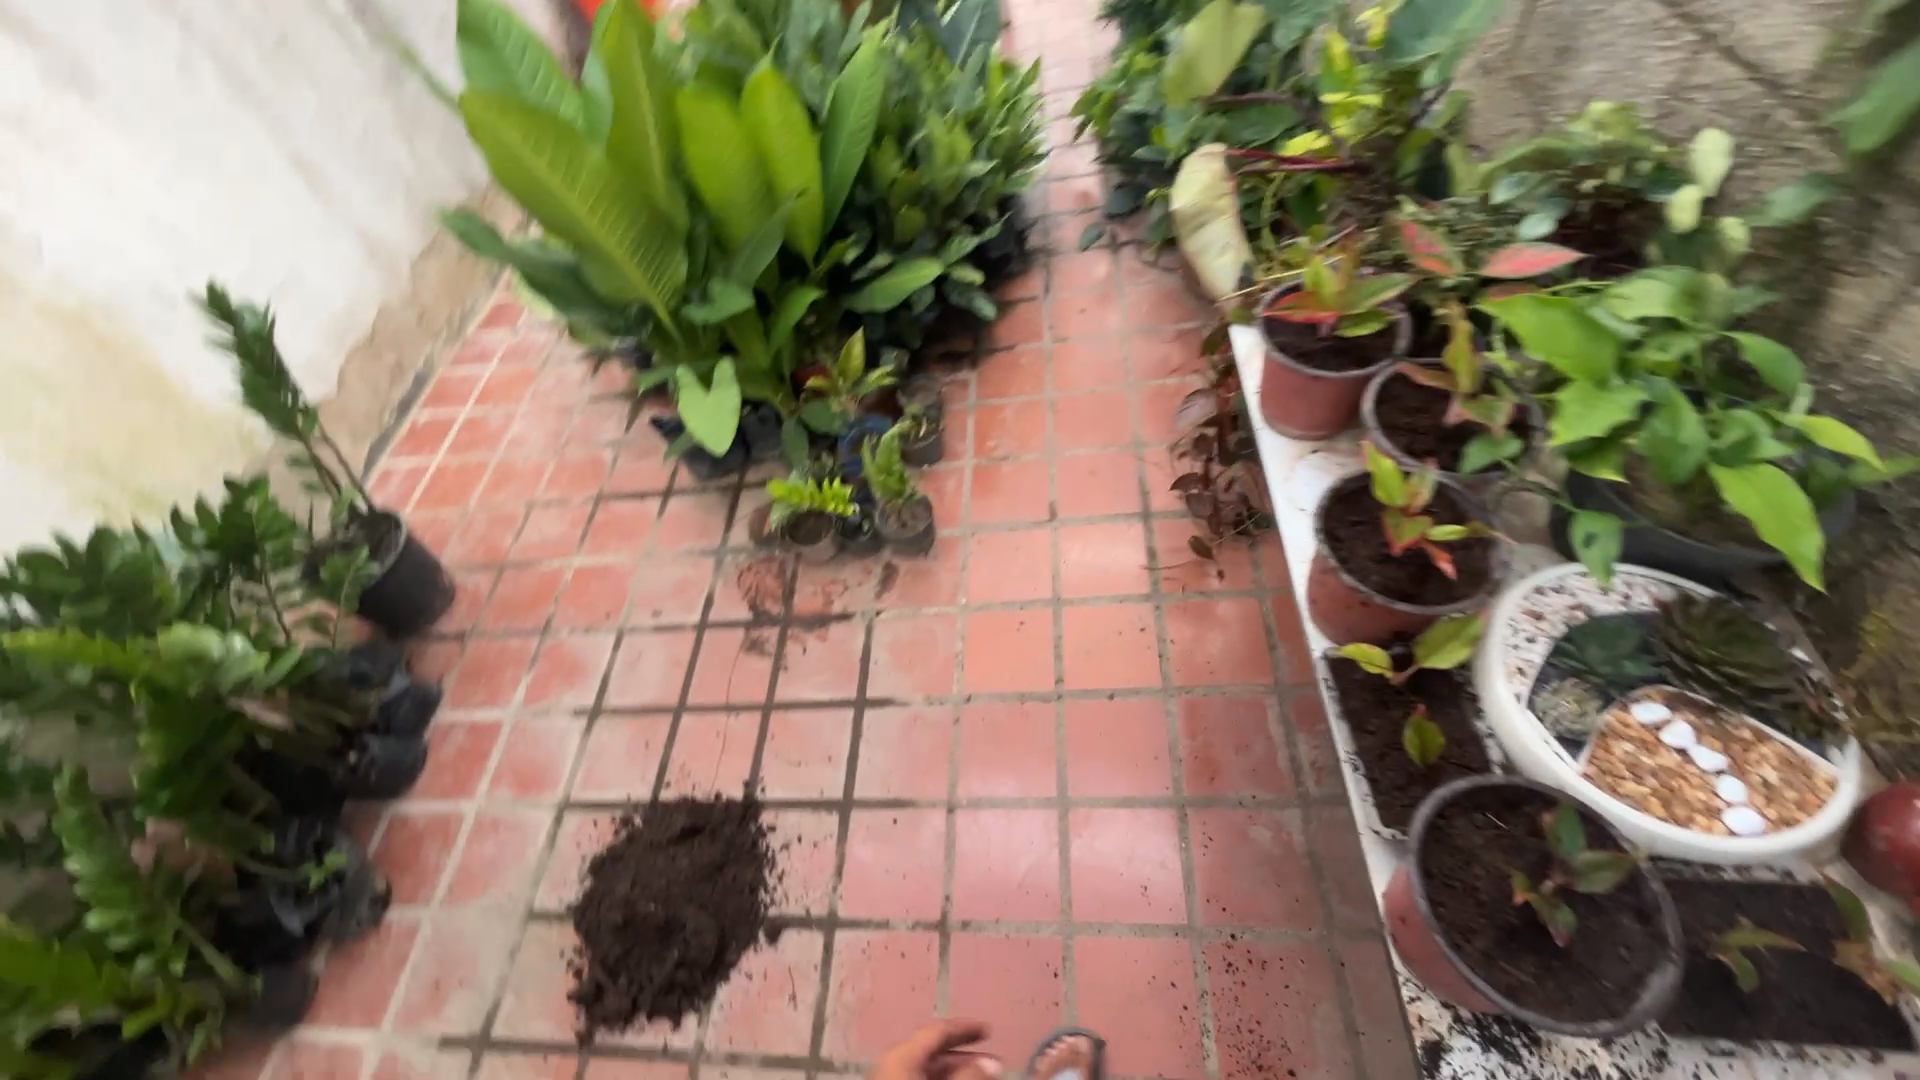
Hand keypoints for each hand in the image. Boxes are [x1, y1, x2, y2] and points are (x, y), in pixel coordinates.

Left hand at [870, 1018, 1002, 1079]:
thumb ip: (968, 1073)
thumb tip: (992, 1061)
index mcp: (902, 1051)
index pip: (939, 1029)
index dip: (966, 1027)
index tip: (989, 1028)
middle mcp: (894, 1059)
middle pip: (933, 1049)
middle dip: (965, 1054)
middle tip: (992, 1058)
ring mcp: (891, 1075)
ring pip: (928, 1068)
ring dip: (956, 1070)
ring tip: (982, 1074)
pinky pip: (920, 1078)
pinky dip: (941, 1079)